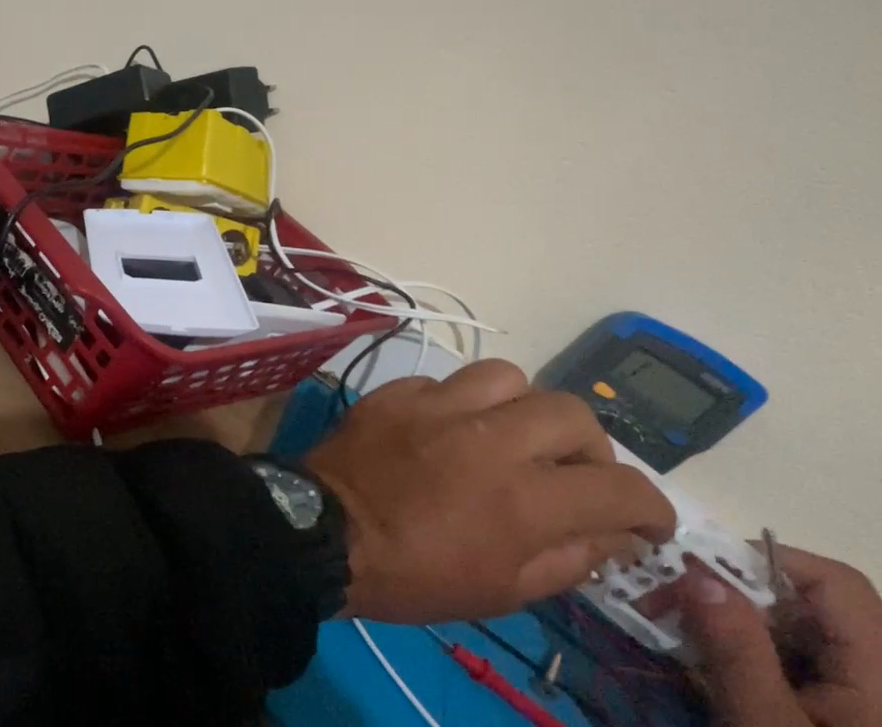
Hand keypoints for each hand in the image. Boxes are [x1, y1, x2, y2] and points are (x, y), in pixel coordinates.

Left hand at [305, 358, 675, 622]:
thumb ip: (571, 557)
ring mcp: (436, 406)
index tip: (643, 522)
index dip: (650, 508)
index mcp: (526, 497)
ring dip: (523, 408)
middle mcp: (489, 437)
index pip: (623, 487)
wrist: (319, 534)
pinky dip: (459, 402)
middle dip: (589, 447)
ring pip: (508, 377)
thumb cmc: (412, 575)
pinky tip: (448, 429)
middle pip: (572, 413)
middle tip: (570, 474)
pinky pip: (444, 381)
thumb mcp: (504, 591)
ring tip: (510, 437)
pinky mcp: (393, 393)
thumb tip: (615, 532)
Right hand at [679, 545, 881, 724]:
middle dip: (735, 595)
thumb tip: (697, 573)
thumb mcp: (765, 725)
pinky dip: (754, 655)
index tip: (690, 574)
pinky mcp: (850, 709)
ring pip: (801, 631)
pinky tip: (718, 674)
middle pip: (812, 603)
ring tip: (684, 643)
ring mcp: (869, 692)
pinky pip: (802, 661)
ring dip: (736, 625)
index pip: (833, 581)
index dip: (761, 561)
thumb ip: (735, 649)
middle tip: (668, 608)